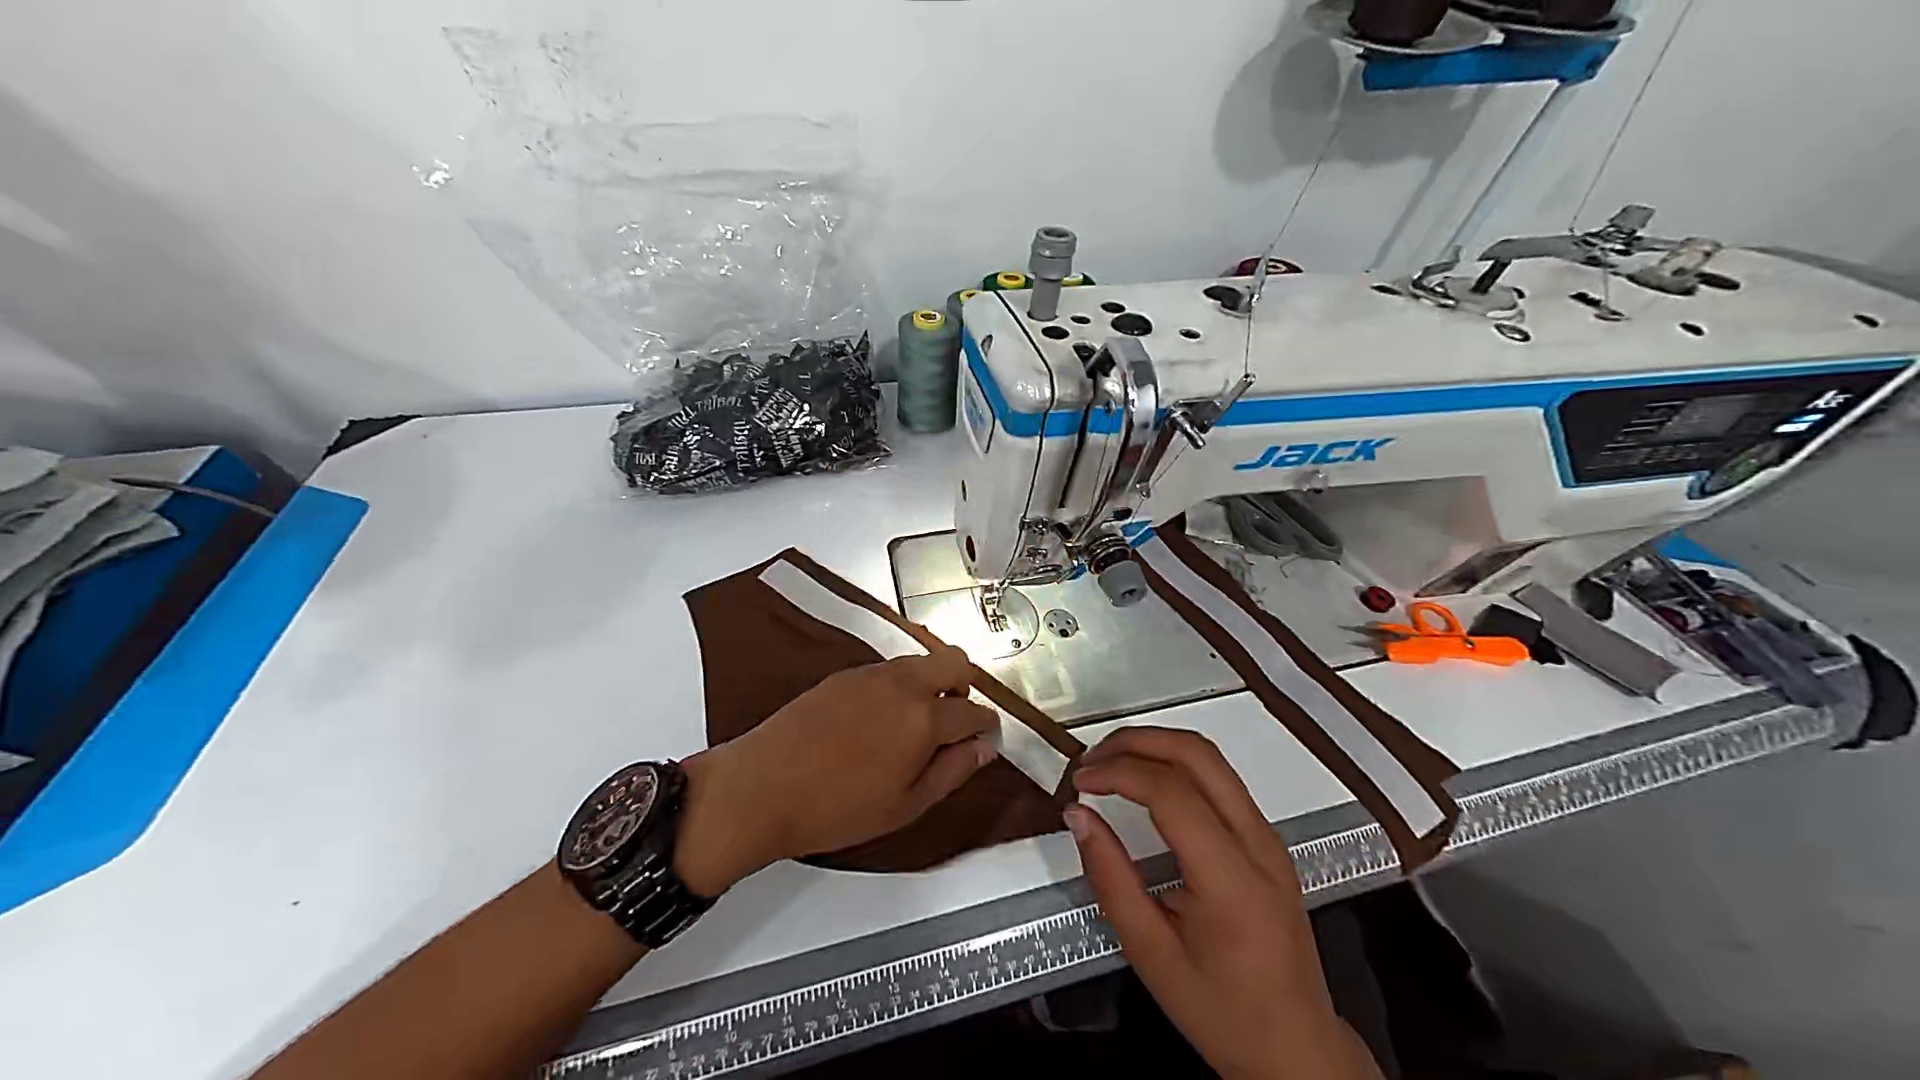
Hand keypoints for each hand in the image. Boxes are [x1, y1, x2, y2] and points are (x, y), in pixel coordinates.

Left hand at [673, 646, 998, 895]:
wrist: (762, 788)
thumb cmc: (837, 808)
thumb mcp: (905, 806)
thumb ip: (952, 772)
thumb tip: (982, 749)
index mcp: (924, 719)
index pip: (974, 712)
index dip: (985, 728)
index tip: (983, 740)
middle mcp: (902, 684)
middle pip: (955, 663)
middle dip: (967, 688)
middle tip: (955, 721)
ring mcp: (871, 674)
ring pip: (921, 662)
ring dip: (933, 683)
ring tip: (916, 724)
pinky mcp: (844, 675)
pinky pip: (889, 669)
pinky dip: (901, 685)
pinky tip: (882, 719)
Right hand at [1064, 727, 1383, 1079]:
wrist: (1297, 1049)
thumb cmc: (1223, 1012)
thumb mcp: (1150, 954)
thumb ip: (1110, 878)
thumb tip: (1078, 816)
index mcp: (1232, 879)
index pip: (1171, 792)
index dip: (1118, 772)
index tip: (1080, 782)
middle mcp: (1259, 845)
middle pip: (1197, 754)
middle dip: (1136, 741)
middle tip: (1092, 759)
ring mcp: (1268, 838)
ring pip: (1211, 758)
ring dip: (1155, 747)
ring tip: (1110, 764)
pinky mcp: (1267, 840)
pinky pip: (1219, 779)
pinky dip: (1174, 764)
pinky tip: (1143, 782)